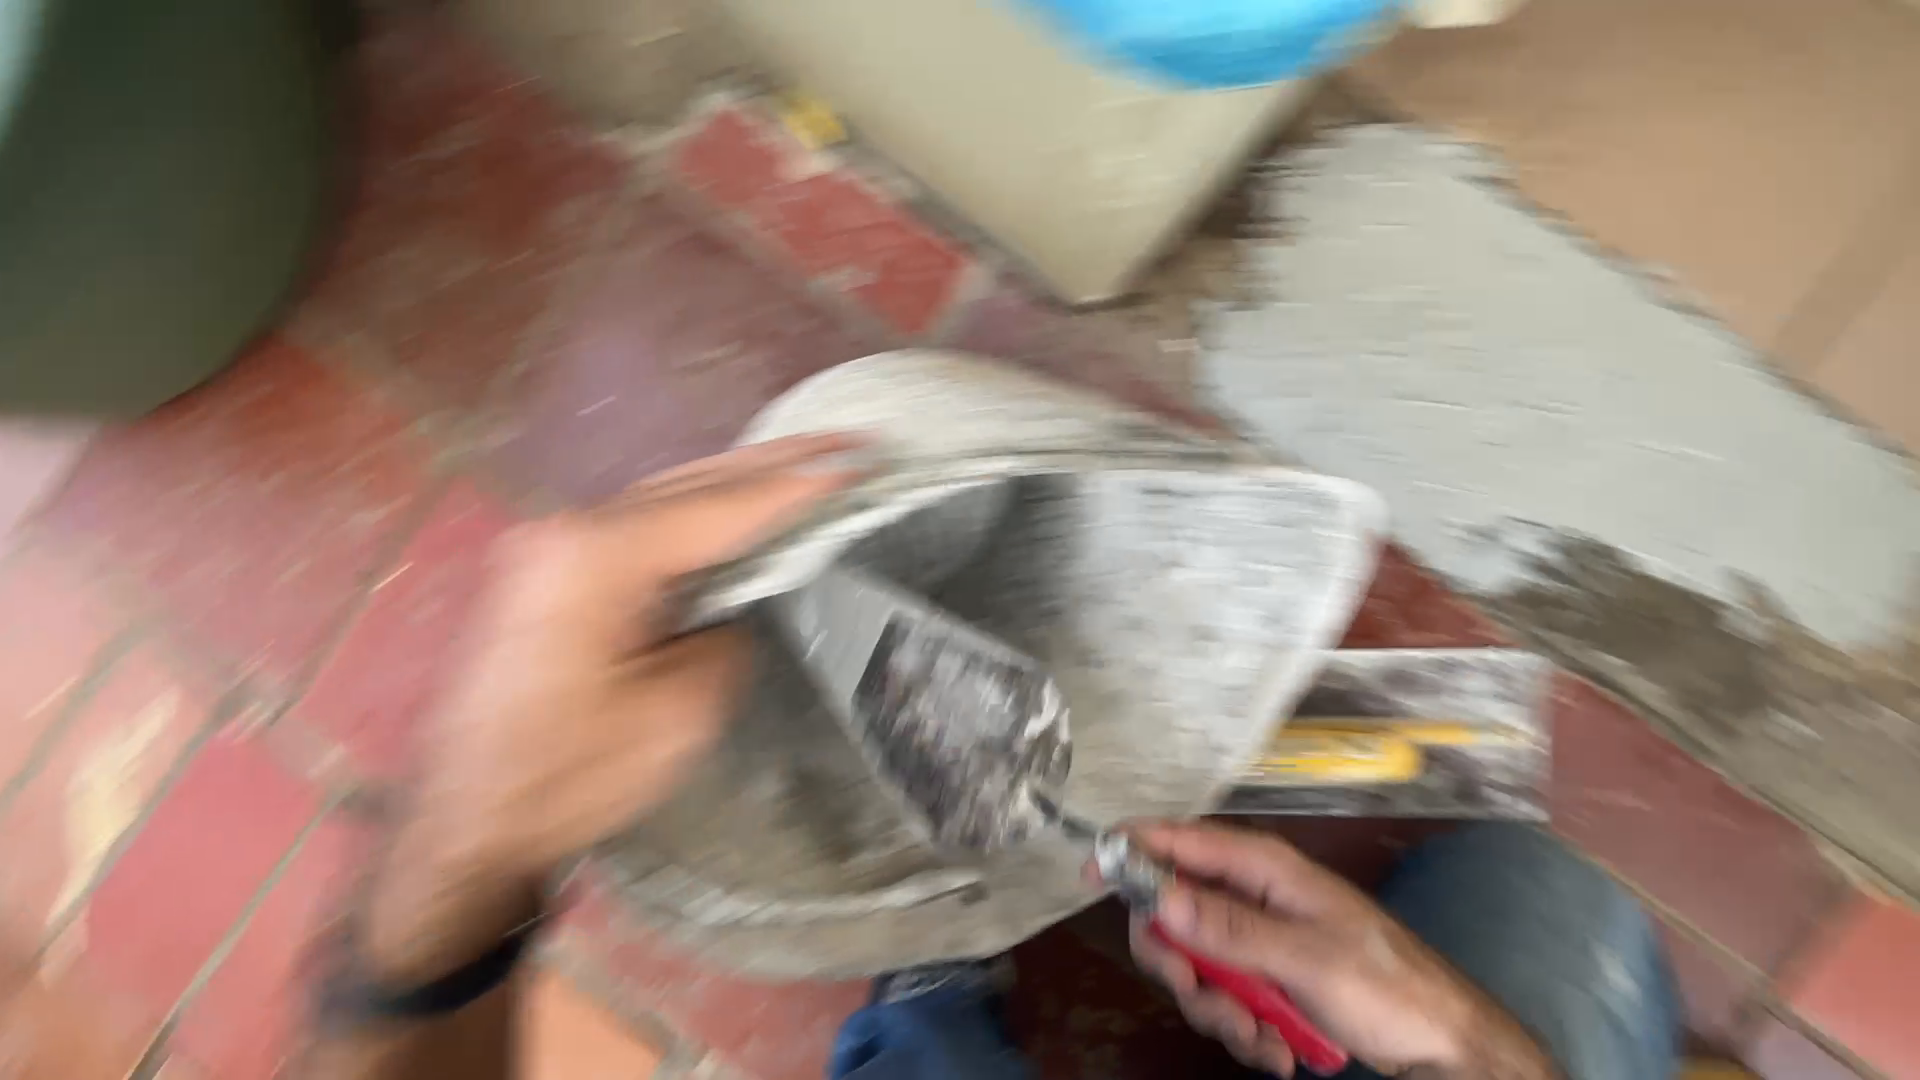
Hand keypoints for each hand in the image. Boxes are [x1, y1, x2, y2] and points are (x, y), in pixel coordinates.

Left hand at [362, 434, 865, 980]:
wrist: (465, 823)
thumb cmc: (572, 776)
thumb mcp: (681, 712)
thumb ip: (725, 636)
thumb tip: (726, 608)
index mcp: (599, 557)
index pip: (722, 509)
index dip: (797, 487)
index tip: (855, 461)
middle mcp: (571, 531)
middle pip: (694, 482)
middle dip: (775, 460)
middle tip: (845, 439)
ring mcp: (554, 545)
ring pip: (668, 494)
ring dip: (740, 479)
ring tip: (808, 459)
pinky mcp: (552, 569)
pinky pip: (645, 522)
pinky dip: (702, 510)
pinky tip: (738, 501)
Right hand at [1124, 821, 1553, 1079]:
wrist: (1447, 1046)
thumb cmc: (1384, 985)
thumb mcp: (1305, 957)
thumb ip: (1229, 927)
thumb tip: (1158, 896)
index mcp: (1259, 865)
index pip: (1177, 839)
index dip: (1129, 849)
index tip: (1090, 876)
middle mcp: (1249, 891)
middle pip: (1174, 911)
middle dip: (1181, 964)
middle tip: (1201, 999)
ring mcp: (1255, 932)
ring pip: (1194, 959)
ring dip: (1216, 1007)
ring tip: (1261, 1042)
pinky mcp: (1264, 970)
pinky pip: (1222, 990)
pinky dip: (1239, 1025)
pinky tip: (1276, 1050)